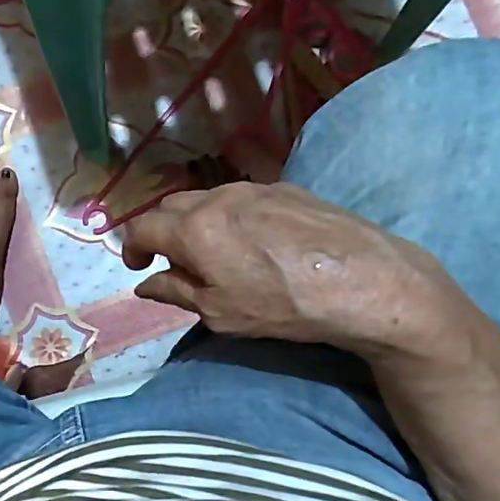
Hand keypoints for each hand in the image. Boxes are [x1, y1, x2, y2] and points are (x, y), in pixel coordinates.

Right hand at [121, 181, 473, 363]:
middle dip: (161, 231)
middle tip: (173, 261)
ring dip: (195, 221)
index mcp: (194, 229)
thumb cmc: (283, 306)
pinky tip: (251, 241)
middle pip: (170, 206)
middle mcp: (217, 198)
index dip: (131, 248)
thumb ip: (174, 291)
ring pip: (206, 198)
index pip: (141, 228)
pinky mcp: (287, 188)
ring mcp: (255, 188)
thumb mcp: (219, 312)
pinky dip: (228, 216)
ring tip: (213, 251)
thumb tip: (146, 284)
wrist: (368, 283)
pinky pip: (240, 197)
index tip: (138, 267)